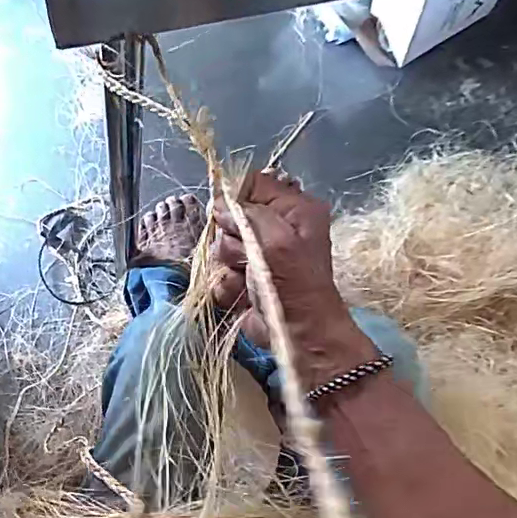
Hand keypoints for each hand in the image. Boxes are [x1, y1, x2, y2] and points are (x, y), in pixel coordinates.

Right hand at [212, 170, 377, 381]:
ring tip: (245, 280)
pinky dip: (225, 286)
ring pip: (220, 247)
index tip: (229, 218)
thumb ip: (247, 214)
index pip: (252, 183)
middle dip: (230, 240)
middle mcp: (277, 227)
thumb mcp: (275, 240)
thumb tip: (220, 205)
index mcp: (294, 208)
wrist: (297, 334)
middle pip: (230, 217)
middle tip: (246, 257)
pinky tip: (240, 295)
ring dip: (227, 266)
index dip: (235, 199)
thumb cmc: (292, 285)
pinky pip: (219, 273)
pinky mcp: (244, 278)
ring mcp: (259, 255)